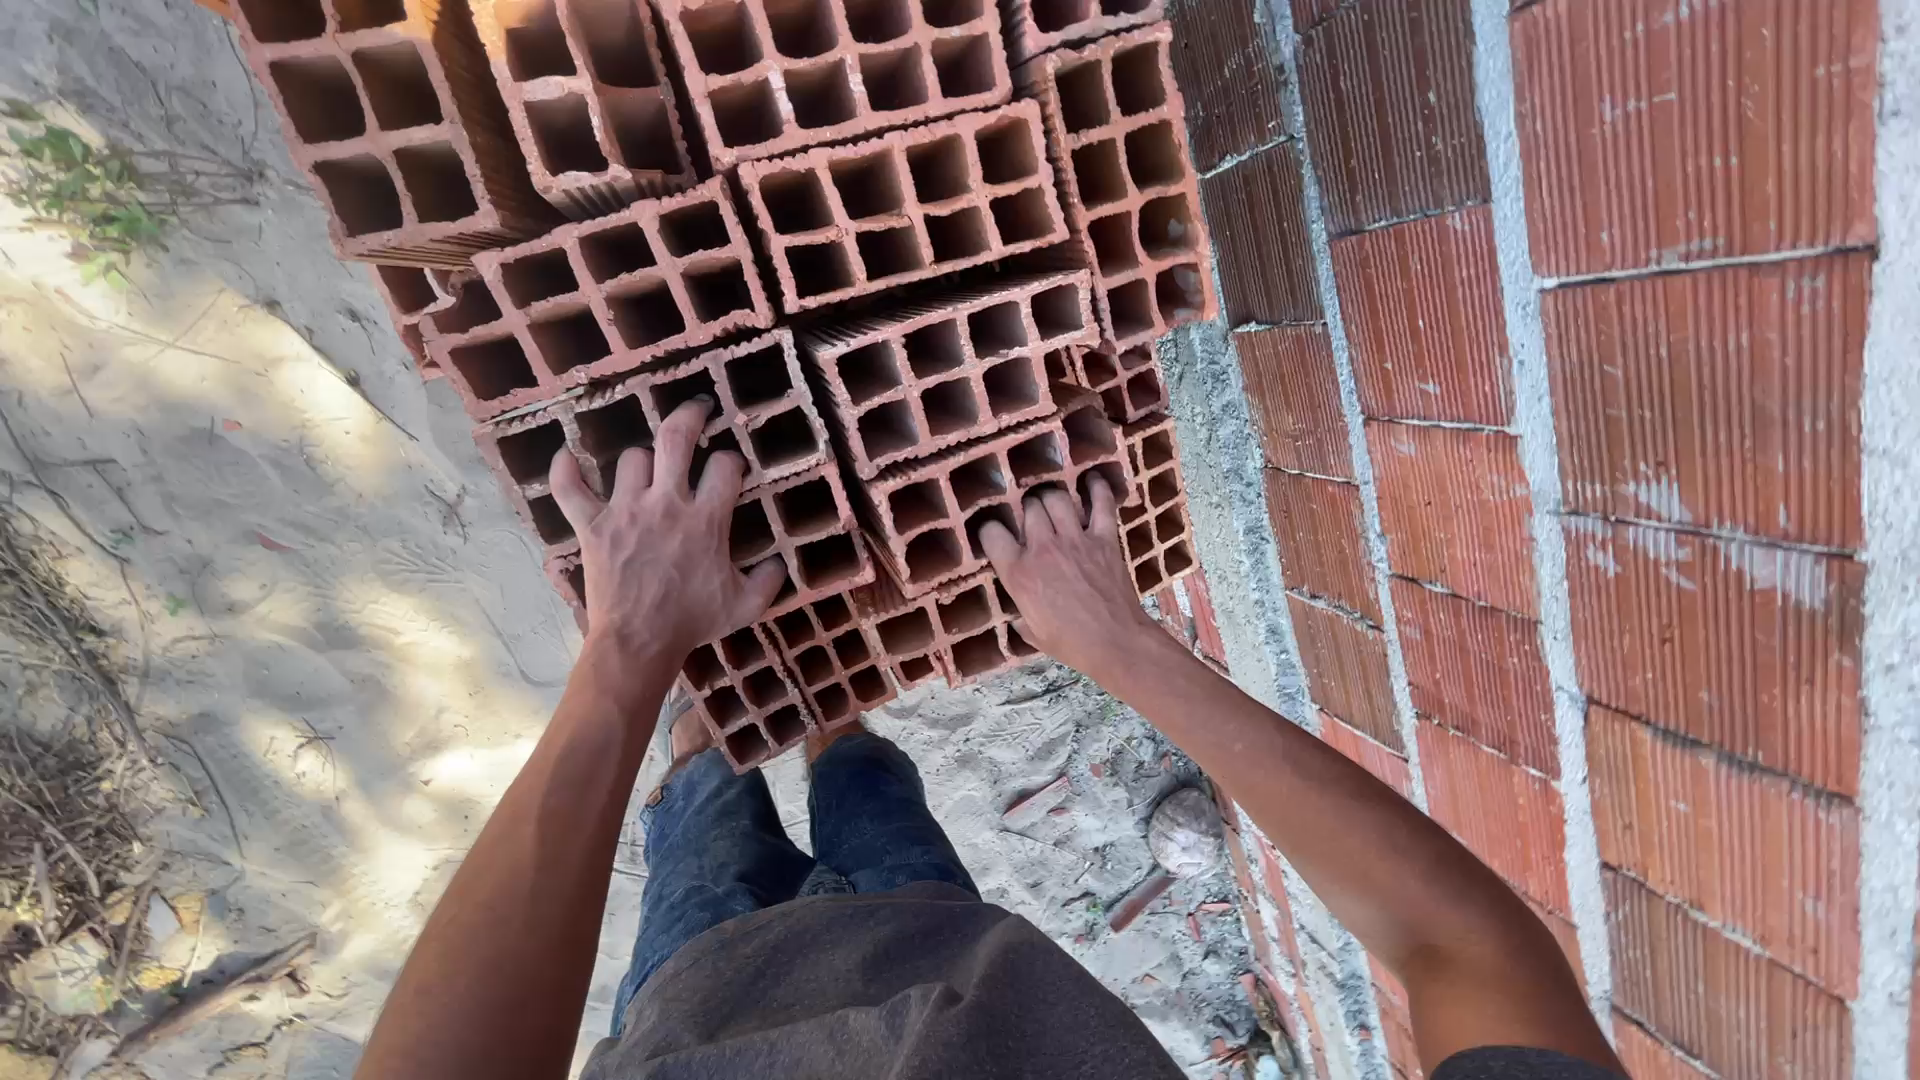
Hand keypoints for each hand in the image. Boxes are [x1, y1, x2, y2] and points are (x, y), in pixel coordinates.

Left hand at [550, 397, 786, 665]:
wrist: (639, 643)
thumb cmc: (693, 622)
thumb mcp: (745, 605)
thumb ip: (770, 580)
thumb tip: (780, 562)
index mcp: (706, 520)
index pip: (725, 466)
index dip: (733, 461)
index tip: (732, 469)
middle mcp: (666, 504)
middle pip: (676, 439)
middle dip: (690, 415)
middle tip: (698, 409)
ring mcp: (625, 511)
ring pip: (632, 458)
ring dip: (644, 459)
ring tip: (649, 469)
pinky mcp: (592, 526)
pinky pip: (569, 487)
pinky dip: (565, 469)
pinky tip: (568, 456)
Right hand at [977, 476, 1160, 680]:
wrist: (1116, 643)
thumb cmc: (1072, 644)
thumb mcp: (1032, 633)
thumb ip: (1020, 614)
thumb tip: (1017, 614)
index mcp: (1020, 573)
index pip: (991, 533)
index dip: (990, 531)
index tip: (995, 535)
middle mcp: (1044, 549)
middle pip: (1027, 508)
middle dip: (1025, 510)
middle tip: (1030, 519)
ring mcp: (1076, 540)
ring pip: (1057, 498)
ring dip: (1051, 497)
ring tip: (1052, 504)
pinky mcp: (1104, 539)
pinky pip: (1101, 504)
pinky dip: (1097, 489)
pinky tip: (1091, 481)